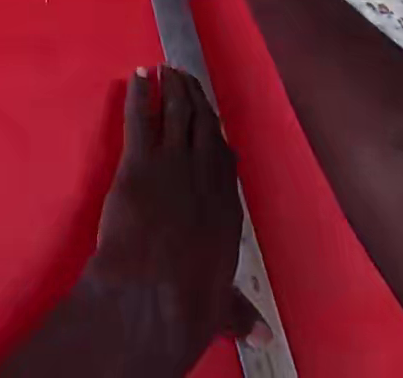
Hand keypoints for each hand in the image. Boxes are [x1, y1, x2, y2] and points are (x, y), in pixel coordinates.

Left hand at [81, 66, 262, 375]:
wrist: (150, 297)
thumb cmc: (186, 305)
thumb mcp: (218, 308)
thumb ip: (237, 310)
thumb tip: (262, 333)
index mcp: (226, 208)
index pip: (225, 160)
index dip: (217, 137)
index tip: (213, 121)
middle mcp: (205, 177)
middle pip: (204, 125)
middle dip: (196, 97)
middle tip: (187, 76)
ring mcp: (173, 164)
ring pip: (178, 114)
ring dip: (174, 87)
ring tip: (168, 69)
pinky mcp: (140, 161)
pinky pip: (142, 118)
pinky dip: (141, 94)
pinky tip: (139, 76)